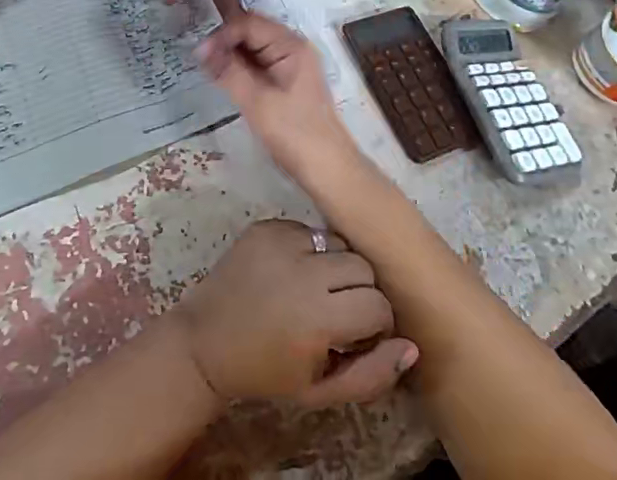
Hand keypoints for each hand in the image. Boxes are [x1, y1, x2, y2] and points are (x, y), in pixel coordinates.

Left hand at [176, 219, 417, 407]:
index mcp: (318, 318)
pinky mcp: (267, 225)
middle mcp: (303, 271)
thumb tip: (411, 346)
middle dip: (360, 291)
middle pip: (363, 267)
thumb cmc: (265, 371)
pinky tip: (291, 272)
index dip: (374, 323)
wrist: (205, 341)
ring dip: (337, 266)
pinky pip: (309, 230)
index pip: (379, 306)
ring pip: (339, 243)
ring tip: (316, 289)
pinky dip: (310, 250)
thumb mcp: (319, 391)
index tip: (357, 335)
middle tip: (338, 311)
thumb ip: (371, 374)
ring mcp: (282, 241)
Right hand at [199, 15, 359, 181]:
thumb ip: (229, 71)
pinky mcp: (289, 80)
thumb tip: (201, 49)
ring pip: (256, 47)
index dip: (222, 34)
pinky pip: (261, 62)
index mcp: (291, 45)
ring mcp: (293, 63)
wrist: (328, 167)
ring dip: (233, 55)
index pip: (249, 23)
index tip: (200, 55)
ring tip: (212, 72)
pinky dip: (243, 67)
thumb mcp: (256, 101)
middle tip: (204, 62)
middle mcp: (294, 47)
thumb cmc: (293, 132)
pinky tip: (229, 80)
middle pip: (253, 30)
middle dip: (226, 42)